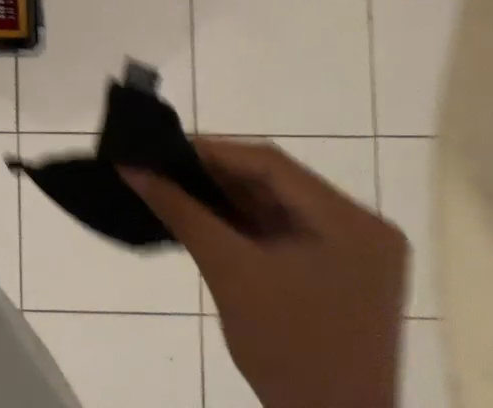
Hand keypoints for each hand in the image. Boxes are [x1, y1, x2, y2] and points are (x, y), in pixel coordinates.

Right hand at [125, 138, 408, 407]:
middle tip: (156, 166)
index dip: (210, 150)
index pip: (271, 164)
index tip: (156, 147)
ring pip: (274, 203)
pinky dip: (240, 222)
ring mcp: (353, 251)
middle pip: (275, 181)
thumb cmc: (289, 346)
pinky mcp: (337, 271)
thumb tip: (130, 165)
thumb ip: (180, 210)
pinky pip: (281, 229)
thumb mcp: (229, 270)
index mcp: (352, 223)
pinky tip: (199, 216)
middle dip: (213, 174)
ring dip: (223, 197)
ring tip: (168, 186)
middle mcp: (362, 227)